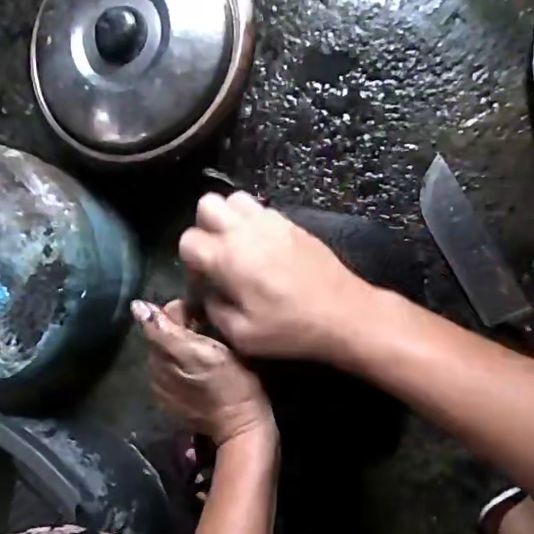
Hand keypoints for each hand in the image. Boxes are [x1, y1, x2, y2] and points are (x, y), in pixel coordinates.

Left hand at [132, 299, 274, 444]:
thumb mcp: (204, 351)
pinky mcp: (173, 400)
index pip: (159, 317)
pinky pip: (174, 370)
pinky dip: (186, 364)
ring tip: (210, 350)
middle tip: (212, 332)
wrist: (242, 426)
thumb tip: (136, 306)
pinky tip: (203, 371)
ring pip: (170, 351)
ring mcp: (162, 387)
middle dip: (183, 328)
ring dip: (185, 345)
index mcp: (159, 356)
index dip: (183, 310)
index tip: (206, 315)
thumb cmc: (231, 384)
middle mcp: (154, 371)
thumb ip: (167, 331)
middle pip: (163, 335)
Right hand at [177, 192, 375, 360]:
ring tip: (238, 246)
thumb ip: (214, 310)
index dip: (190, 261)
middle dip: (204, 227)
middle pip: (207, 205)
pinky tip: (263, 248)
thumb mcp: (242, 335)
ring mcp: (271, 222)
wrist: (344, 314)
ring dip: (228, 218)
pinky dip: (253, 222)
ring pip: (234, 198)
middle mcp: (245, 231)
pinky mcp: (292, 223)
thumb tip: (209, 294)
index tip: (204, 280)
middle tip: (217, 255)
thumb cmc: (291, 329)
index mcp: (228, 258)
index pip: (188, 240)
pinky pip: (261, 208)